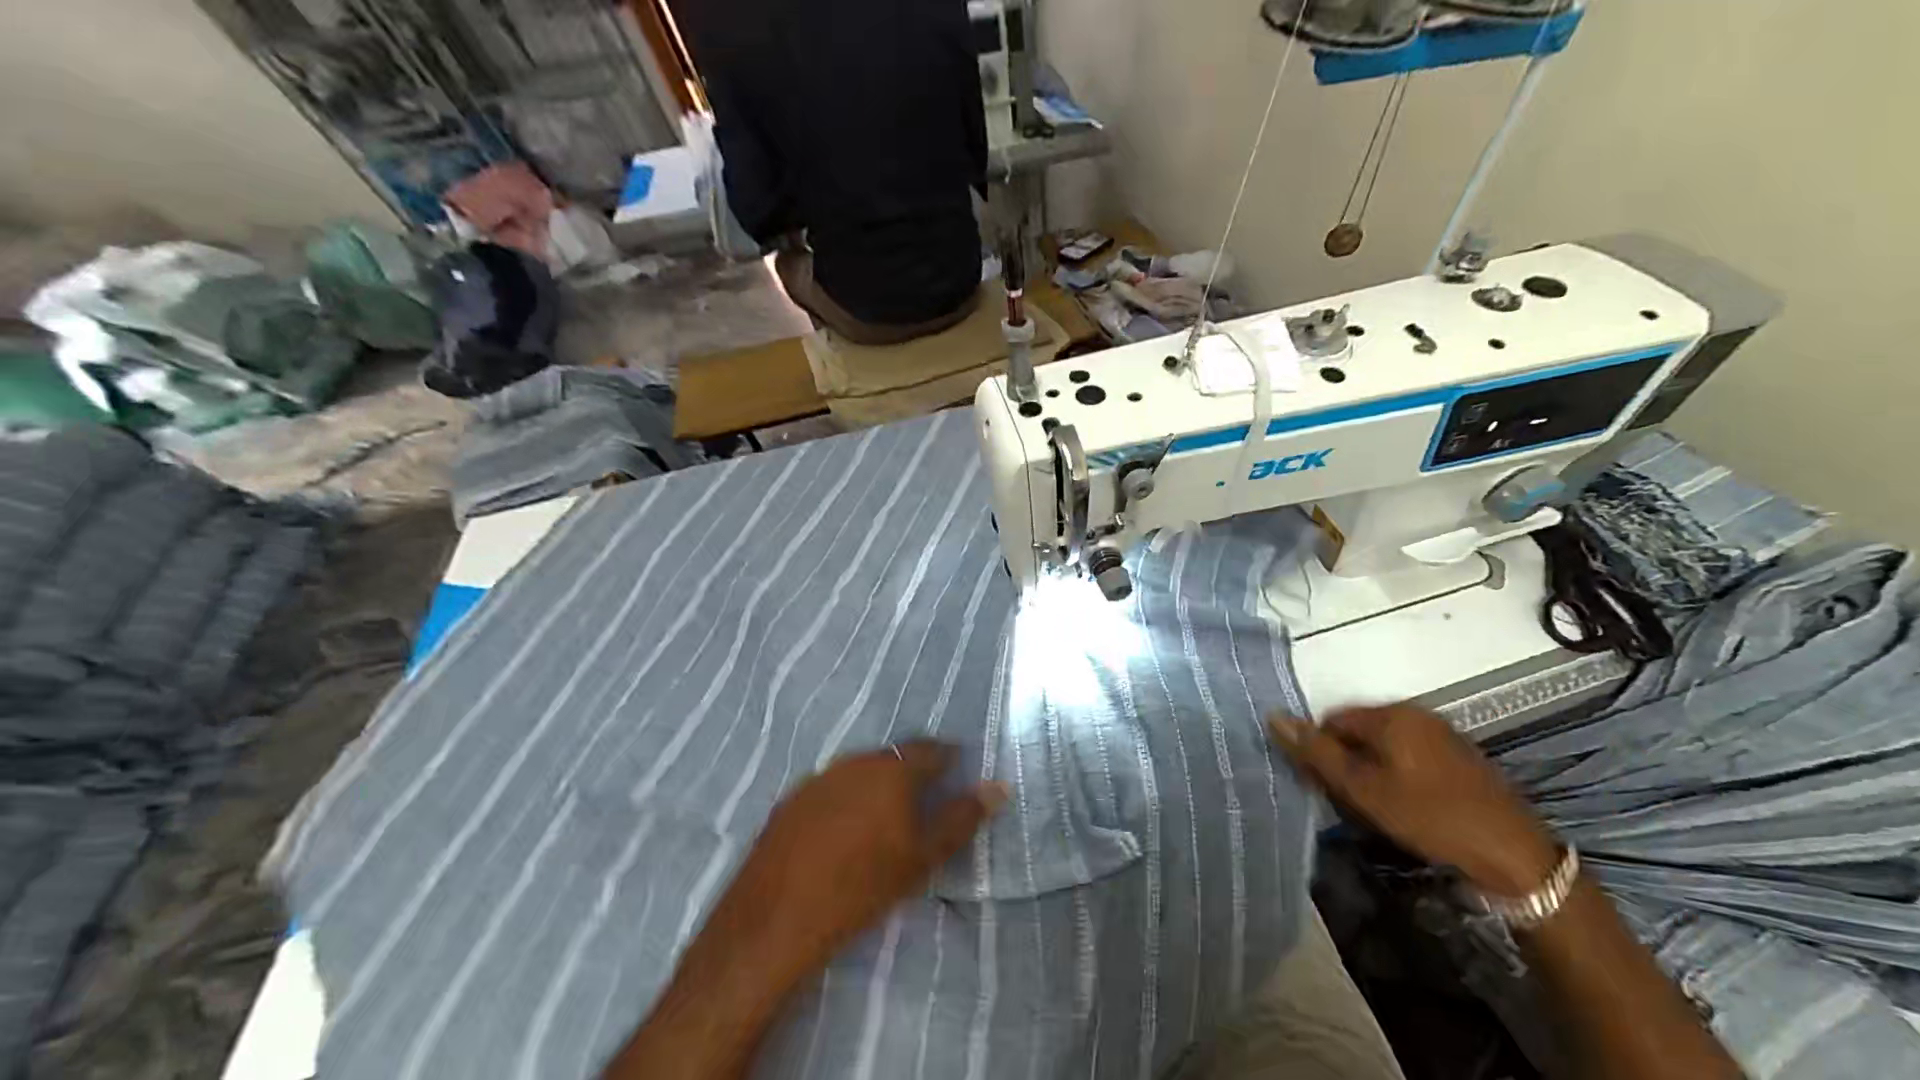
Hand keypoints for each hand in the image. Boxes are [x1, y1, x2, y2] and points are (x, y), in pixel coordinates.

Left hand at [729, 741, 1003, 979]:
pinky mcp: (792, 799)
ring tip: (885, 818)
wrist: (779, 914)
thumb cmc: (863, 884)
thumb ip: (961, 818)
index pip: (930, 750)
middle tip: (924, 801)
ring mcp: (819, 777)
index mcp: (891, 769)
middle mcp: (855, 761)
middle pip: (893, 759)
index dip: (948, 759)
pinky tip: (843, 831)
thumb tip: (998, 786)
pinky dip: (846, 801)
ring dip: (877, 786)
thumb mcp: (922, 856)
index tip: (958, 772)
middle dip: (912, 774)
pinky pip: (832, 789)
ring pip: (860, 772)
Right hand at [1270, 704, 1558, 897]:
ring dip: (1369, 770)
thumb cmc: (1430, 817)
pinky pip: (1409, 756)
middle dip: (1345, 761)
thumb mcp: (1363, 788)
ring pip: (1383, 745)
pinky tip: (1404, 806)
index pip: (1330, 720)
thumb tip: (1274, 716)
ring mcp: (1442, 734)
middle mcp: (1416, 713)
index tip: (1323, 787)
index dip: (1319, 752)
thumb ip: (1317, 752)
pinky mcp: (1459, 758)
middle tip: (1346, 800)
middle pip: (1357, 730)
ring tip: (1373, 807)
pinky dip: (1395, 775)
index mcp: (1391, 714)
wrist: (1516, 856)